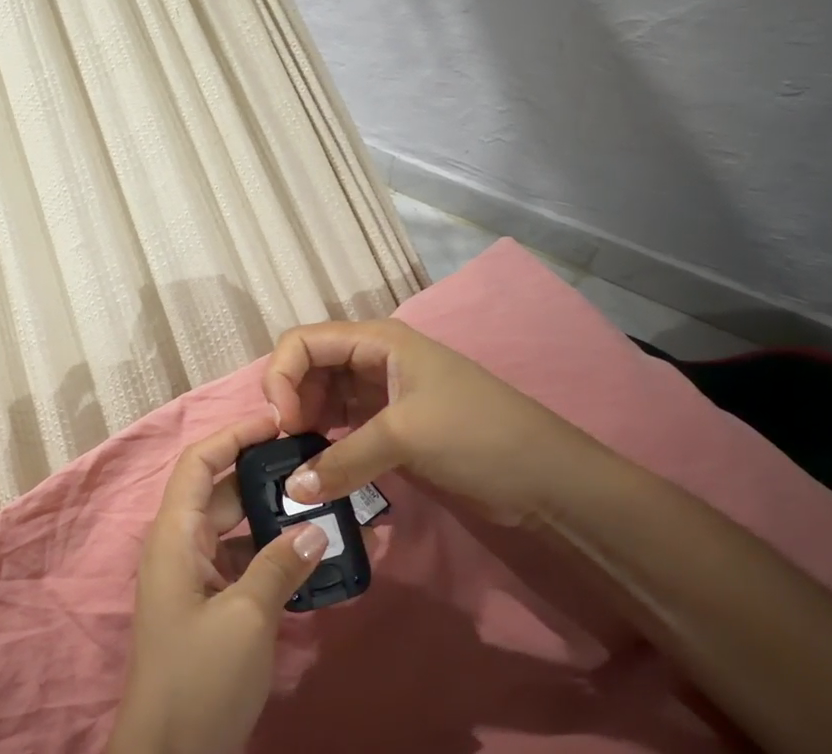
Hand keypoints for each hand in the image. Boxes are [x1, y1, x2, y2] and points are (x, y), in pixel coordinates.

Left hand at [109, 414, 330, 753]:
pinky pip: (238, 562)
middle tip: (316, 467)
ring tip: (325, 507)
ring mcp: (191, 576)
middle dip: (263, 476)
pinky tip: (312, 557)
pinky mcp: (206, 605)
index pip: (198, 462)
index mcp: (174, 534)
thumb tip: (316, 526)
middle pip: (219, 491)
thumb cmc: (201, 675)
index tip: (279, 422)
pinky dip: (269, 554)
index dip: (234, 435)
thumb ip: (281, 565)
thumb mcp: (247, 617)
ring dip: (272, 518)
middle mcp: (178, 545)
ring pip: (233, 528)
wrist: (170, 750)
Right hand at [265, 319, 607, 527]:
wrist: (550, 481)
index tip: (282, 424)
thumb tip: (291, 491)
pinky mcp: (392, 426)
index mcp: (377, 340)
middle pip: (308, 367)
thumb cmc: (477, 437)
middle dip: (290, 402)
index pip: (302, 342)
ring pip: (322, 398)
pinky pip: (342, 425)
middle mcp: (374, 358)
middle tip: (287, 446)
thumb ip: (340, 461)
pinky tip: (320, 468)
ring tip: (300, 461)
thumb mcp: (404, 439)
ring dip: (306, 424)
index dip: (281, 376)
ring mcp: (383, 392)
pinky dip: (325, 442)